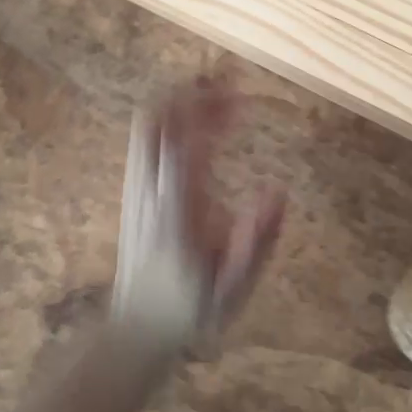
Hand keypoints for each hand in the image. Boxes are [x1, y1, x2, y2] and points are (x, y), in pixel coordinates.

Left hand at [112, 76, 284, 345]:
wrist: (136, 330)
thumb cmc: (192, 309)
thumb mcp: (232, 289)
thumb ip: (256, 242)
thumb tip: (278, 191)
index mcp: (175, 208)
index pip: (182, 141)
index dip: (206, 109)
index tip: (239, 93)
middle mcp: (148, 190)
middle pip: (156, 119)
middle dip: (191, 91)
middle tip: (229, 82)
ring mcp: (135, 187)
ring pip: (146, 123)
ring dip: (181, 100)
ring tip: (219, 92)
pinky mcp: (132, 189)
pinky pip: (146, 138)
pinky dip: (172, 117)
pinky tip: (201, 122)